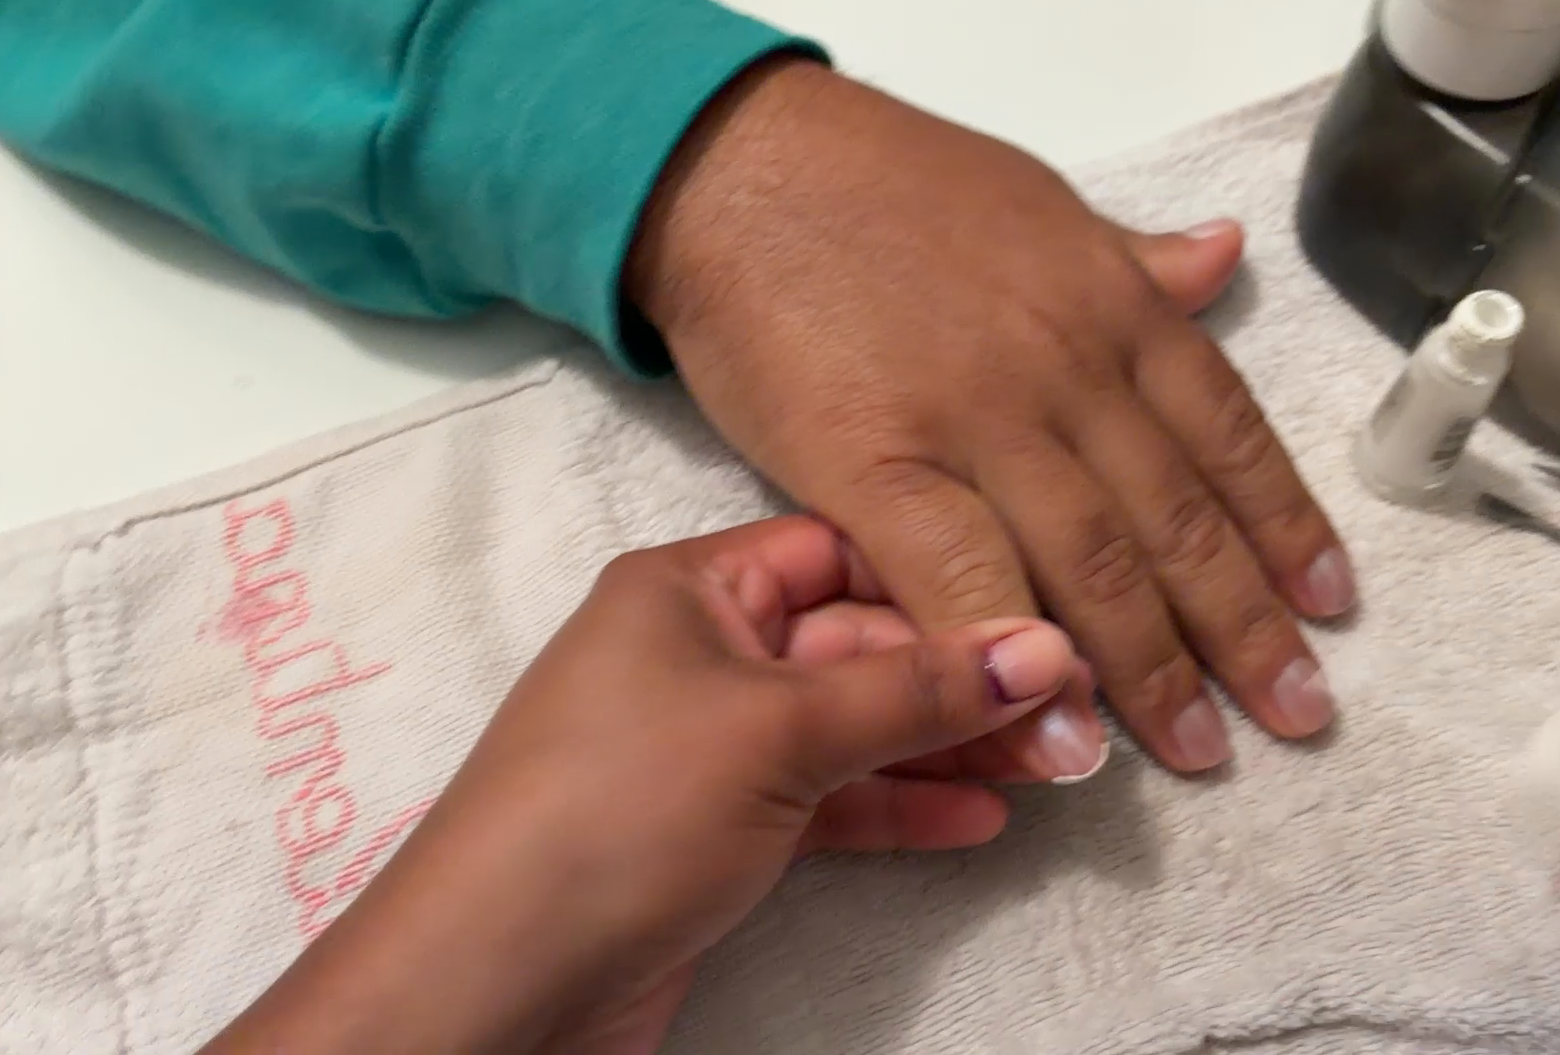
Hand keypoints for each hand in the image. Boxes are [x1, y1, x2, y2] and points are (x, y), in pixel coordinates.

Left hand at [201, 516, 1090, 1054]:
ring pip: (857, 726)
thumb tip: (1049, 648)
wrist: (489, 1004)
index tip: (1035, 616)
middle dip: (960, 686)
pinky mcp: (730, 817)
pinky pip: (834, 794)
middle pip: (862, 649)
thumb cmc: (625, 811)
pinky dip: (900, 805)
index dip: (938, 581)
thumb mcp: (780, 731)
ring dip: (946, 748)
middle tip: (1069, 713)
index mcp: (696, 587)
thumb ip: (918, 689)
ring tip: (1048, 766)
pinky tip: (980, 819)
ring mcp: (721, 737)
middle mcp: (710, 648)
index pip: (843, 556)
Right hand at [625, 57, 1353, 773]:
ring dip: (1156, 669)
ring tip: (1203, 750)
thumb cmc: (881, 187)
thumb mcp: (1035, 203)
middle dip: (1243, 628)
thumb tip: (1223, 257)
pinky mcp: (878, 468)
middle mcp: (1065, 370)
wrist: (741, 172)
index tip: (1328, 605)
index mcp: (1108, 305)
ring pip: (1093, 564)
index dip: (1285, 526)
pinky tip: (1069, 741)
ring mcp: (976, 422)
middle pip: (1175, 521)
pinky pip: (968, 581)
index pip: (1226, 435)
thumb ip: (1132, 258)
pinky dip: (1022, 664)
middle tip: (1297, 713)